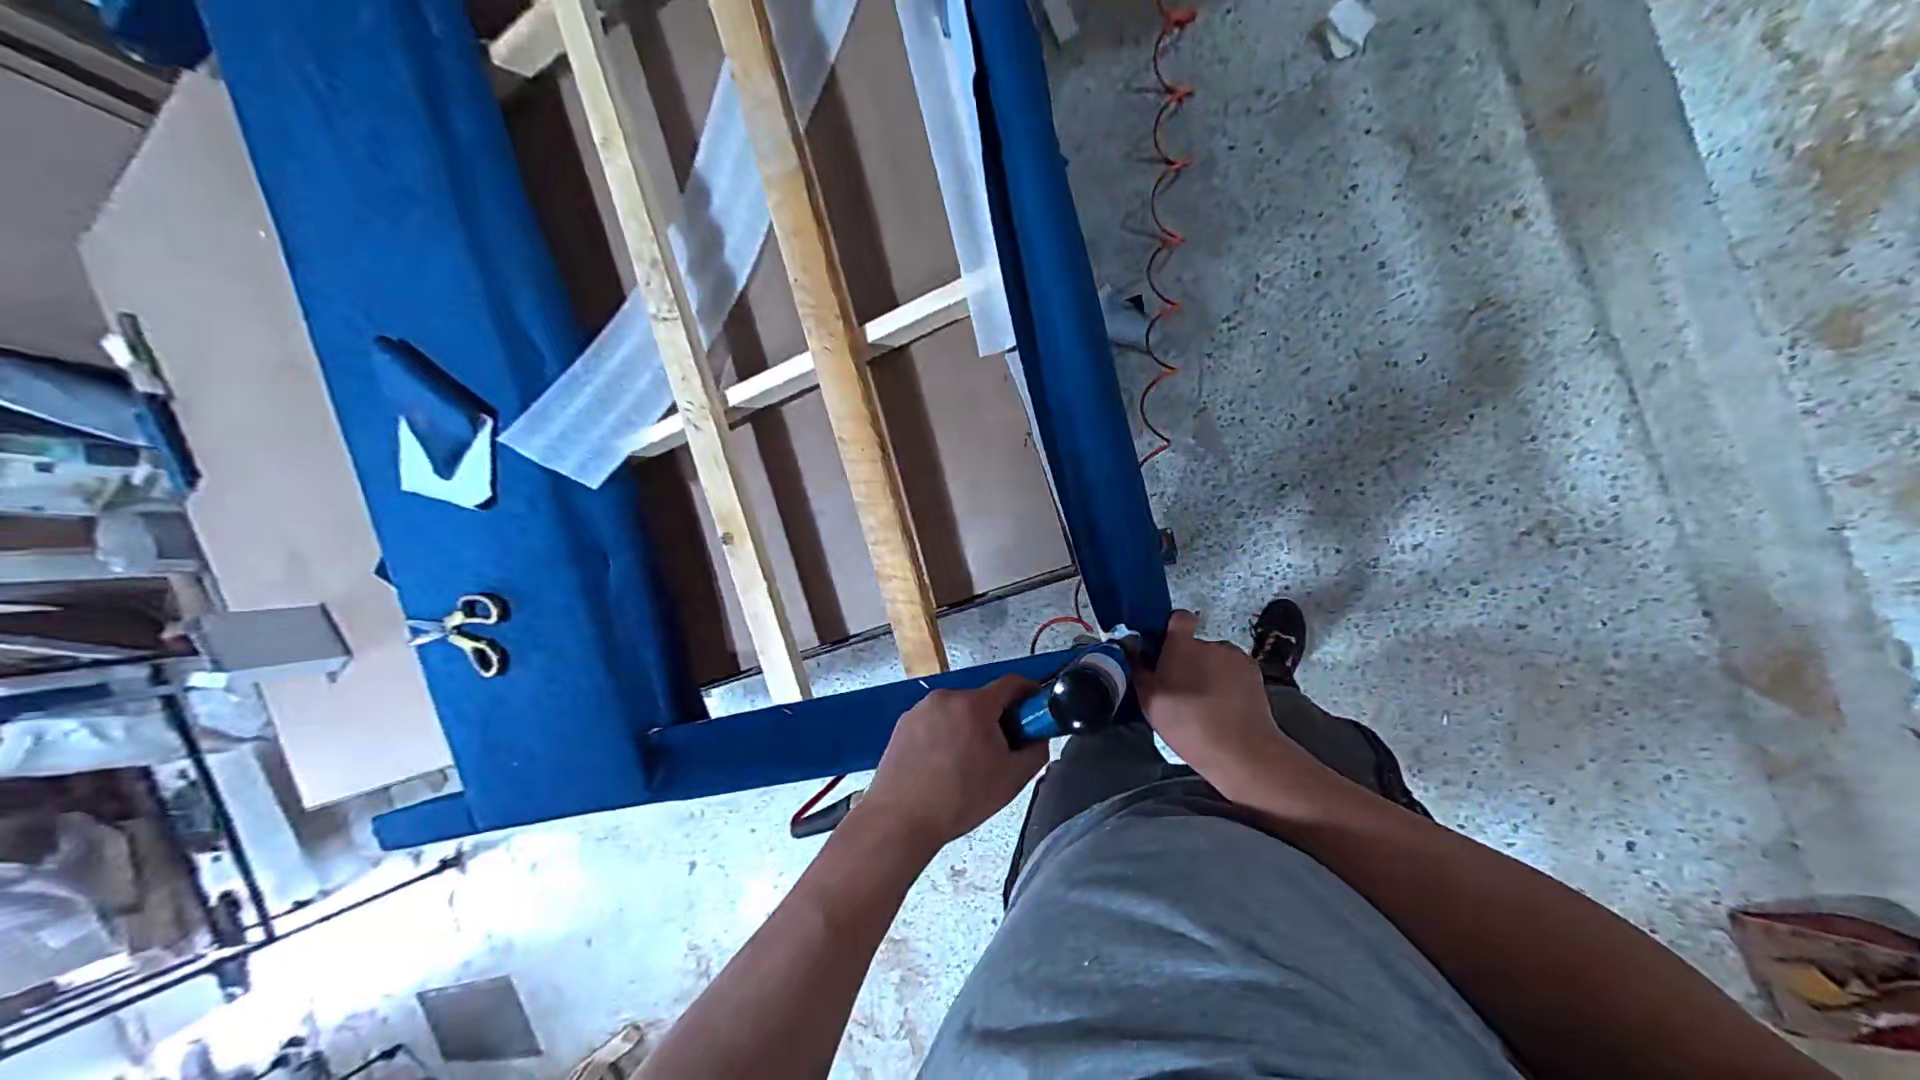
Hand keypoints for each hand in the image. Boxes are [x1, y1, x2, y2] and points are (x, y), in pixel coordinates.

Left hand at [856, 675, 1046, 849]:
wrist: (900, 819)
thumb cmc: (956, 800)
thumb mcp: (1012, 779)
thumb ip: (1036, 751)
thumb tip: (1039, 738)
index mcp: (974, 705)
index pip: (1012, 683)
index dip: (1031, 694)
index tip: (1036, 711)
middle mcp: (945, 698)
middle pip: (983, 700)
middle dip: (998, 721)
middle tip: (1002, 753)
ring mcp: (920, 710)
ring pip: (958, 712)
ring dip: (969, 730)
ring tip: (968, 767)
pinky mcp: (903, 724)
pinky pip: (935, 722)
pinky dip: (945, 737)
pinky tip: (943, 768)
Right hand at [1134, 610, 1316, 800]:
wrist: (1239, 748)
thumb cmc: (1185, 723)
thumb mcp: (1148, 700)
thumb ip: (1139, 669)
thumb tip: (1132, 649)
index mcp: (1182, 646)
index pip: (1179, 618)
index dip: (1174, 628)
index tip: (1168, 648)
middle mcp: (1211, 644)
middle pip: (1197, 645)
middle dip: (1190, 660)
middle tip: (1184, 688)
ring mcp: (1236, 656)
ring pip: (1217, 658)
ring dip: (1211, 670)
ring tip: (1208, 701)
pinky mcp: (1255, 671)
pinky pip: (1235, 669)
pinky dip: (1230, 680)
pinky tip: (1227, 704)